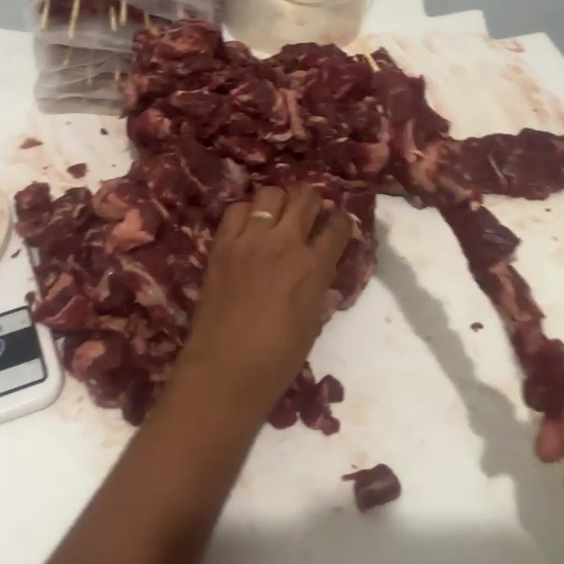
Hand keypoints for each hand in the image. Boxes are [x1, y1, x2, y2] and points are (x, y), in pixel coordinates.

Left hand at [175, 185, 351, 414]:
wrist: (226, 368)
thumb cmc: (277, 358)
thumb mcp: (313, 322)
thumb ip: (319, 287)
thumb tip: (321, 269)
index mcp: (314, 267)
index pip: (337, 225)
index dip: (341, 221)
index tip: (338, 224)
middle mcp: (285, 244)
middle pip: (305, 198)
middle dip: (312, 202)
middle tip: (309, 214)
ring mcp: (250, 240)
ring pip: (270, 194)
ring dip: (279, 202)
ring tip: (277, 216)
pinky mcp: (222, 244)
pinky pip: (236, 210)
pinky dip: (247, 213)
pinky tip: (248, 227)